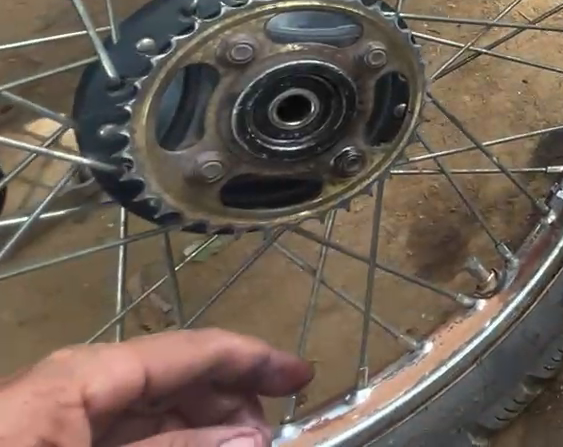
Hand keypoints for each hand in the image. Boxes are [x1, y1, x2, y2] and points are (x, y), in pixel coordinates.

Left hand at [0, 330, 311, 446]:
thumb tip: (253, 437)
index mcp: (84, 376)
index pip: (198, 348)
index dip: (259, 360)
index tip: (306, 380)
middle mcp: (69, 386)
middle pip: (174, 377)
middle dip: (226, 403)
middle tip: (266, 436)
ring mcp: (44, 420)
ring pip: (144, 412)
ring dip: (194, 429)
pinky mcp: (33, 441)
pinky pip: (111, 437)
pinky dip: (157, 445)